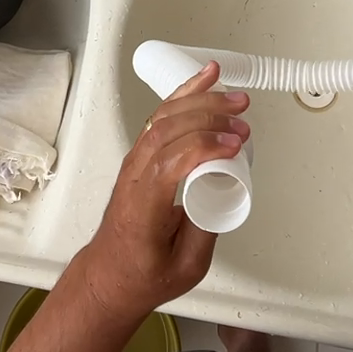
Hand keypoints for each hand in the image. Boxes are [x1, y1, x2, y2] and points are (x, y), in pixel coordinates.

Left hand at [75, 61, 249, 320]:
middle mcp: (135, 175)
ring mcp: (136, 160)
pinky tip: (206, 79)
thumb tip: (229, 187)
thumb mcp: (186, 266)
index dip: (203, 147)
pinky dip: (186, 93)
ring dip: (201, 100)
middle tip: (242, 116)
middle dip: (208, 115)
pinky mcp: (143, 152)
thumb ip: (207, 228)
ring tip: (234, 97)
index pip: (168, 162)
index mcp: (142, 207)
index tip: (233, 145)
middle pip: (167, 130)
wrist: (111, 272)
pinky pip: (163, 115)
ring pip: (164, 116)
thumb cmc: (142, 273)